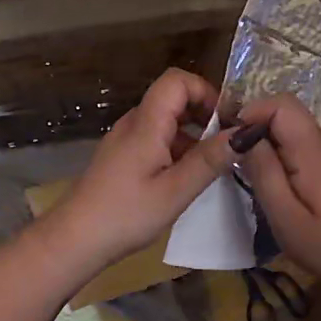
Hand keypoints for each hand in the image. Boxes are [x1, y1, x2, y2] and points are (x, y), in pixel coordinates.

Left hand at [45, 68, 239, 267]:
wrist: (74, 240)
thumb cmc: (126, 214)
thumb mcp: (175, 191)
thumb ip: (210, 160)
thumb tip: (245, 133)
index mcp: (146, 124)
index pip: (177, 80)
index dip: (205, 91)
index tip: (226, 120)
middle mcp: (133, 124)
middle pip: (172, 98)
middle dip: (204, 114)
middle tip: (226, 144)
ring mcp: (125, 141)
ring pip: (165, 121)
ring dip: (192, 135)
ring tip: (212, 166)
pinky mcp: (121, 158)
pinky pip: (155, 140)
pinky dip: (176, 150)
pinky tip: (186, 179)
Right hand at [233, 96, 320, 287]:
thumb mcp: (285, 217)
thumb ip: (264, 173)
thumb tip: (243, 137)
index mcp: (315, 151)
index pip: (282, 104)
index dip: (253, 113)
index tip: (234, 143)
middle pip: (287, 114)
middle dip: (258, 132)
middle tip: (240, 167)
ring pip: (294, 130)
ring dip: (271, 147)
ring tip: (261, 182)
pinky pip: (305, 145)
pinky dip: (286, 157)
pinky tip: (285, 189)